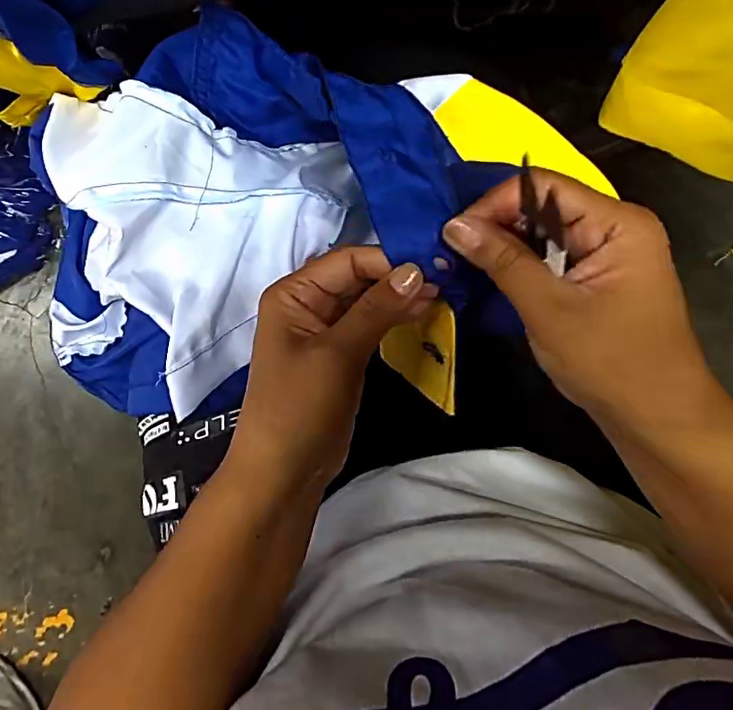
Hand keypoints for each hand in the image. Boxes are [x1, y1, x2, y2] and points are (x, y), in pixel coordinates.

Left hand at [225, 247, 436, 495]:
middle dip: (397, 277)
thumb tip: (416, 270)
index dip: (388, 259)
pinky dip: (393, 319)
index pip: (346, 260)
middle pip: (356, 276)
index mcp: (293, 293)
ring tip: (445, 296)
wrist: (283, 472)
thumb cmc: (300, 407)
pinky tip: (424, 315)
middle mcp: (304, 303)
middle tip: (449, 279)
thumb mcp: (338, 354)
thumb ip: (376, 309)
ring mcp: (321, 329)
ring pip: (365, 300)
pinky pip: (368, 324)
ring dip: (399, 298)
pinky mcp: (338, 353)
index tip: (436, 264)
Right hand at [442, 169, 720, 431]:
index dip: (495, 203)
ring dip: (501, 243)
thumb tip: (454, 224)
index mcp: (618, 223)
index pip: (542, 186)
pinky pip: (546, 251)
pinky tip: (488, 273)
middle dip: (494, 222)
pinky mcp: (593, 272)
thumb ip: (501, 260)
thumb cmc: (613, 365)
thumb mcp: (549, 309)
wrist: (661, 422)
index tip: (456, 232)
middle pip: (539, 203)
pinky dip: (516, 260)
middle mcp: (614, 225)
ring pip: (538, 228)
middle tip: (452, 247)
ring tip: (461, 259)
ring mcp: (605, 250)